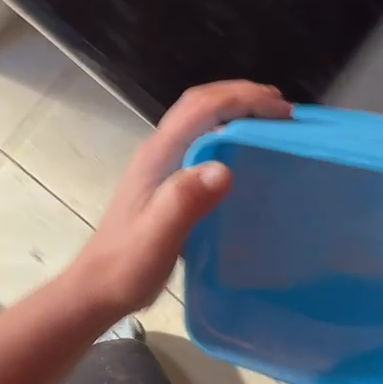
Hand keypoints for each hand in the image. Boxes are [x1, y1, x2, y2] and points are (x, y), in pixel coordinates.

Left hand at [64, 80, 292, 318]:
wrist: (97, 287)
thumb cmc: (127, 264)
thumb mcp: (158, 236)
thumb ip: (185, 200)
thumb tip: (224, 169)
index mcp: (158, 155)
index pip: (200, 108)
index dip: (241, 99)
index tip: (281, 110)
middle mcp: (158, 151)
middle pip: (198, 104)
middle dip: (241, 96)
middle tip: (284, 109)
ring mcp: (160, 165)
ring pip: (199, 121)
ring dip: (234, 111)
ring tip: (271, 122)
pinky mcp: (166, 182)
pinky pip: (200, 143)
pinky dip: (226, 134)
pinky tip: (244, 154)